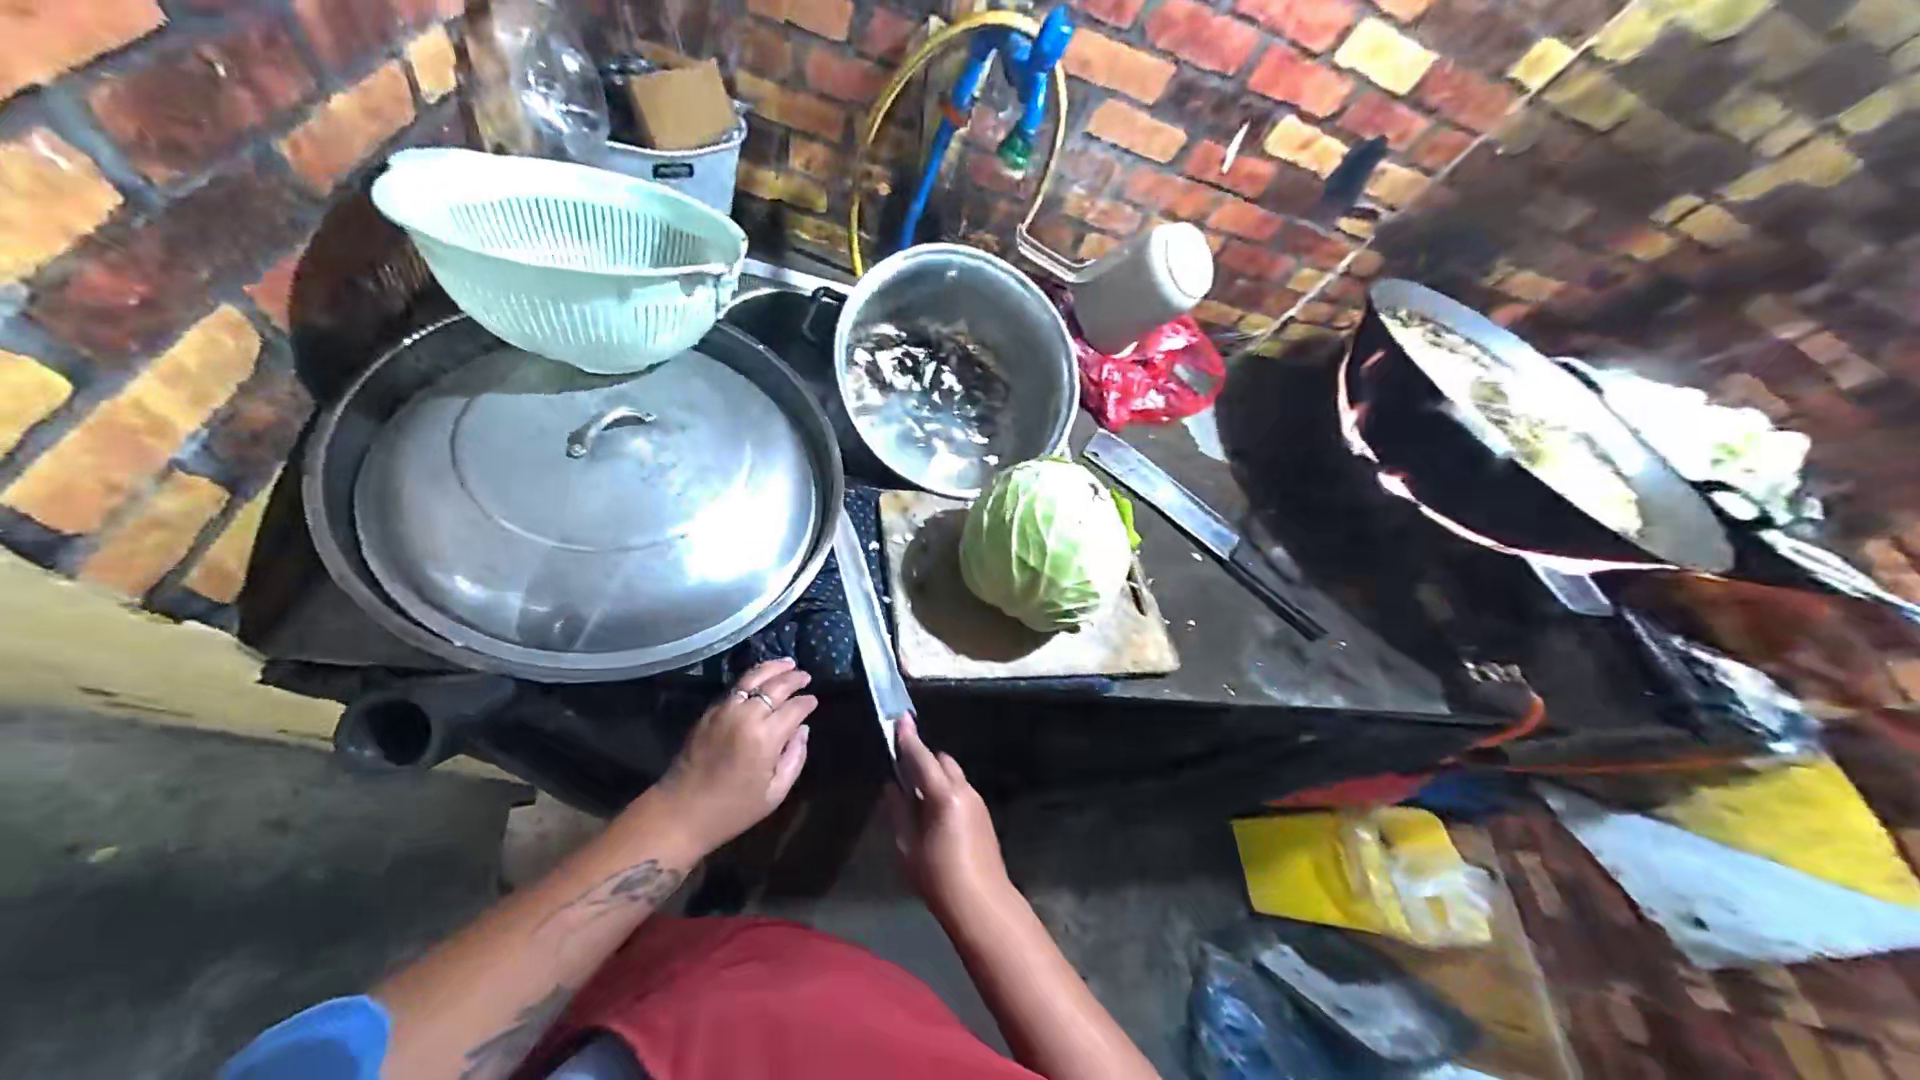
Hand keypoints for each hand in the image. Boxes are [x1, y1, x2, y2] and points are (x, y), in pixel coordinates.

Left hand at [651, 658, 815, 853]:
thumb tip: (803, 730)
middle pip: (775, 686)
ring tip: (787, 663)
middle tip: (805, 676)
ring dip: (772, 668)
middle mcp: (745, 716)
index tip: (814, 701)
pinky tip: (760, 679)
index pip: (794, 708)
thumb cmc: (733, 809)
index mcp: (765, 738)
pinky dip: (751, 678)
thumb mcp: (775, 793)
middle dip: (794, 678)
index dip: (807, 702)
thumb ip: (795, 758)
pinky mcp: (708, 713)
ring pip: (752, 678)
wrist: (680, 812)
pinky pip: (734, 688)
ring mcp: (724, 711)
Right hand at [889, 715, 1011, 916]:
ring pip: (953, 774)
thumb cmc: (939, 879)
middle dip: (923, 758)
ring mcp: (977, 802)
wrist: (983, 905)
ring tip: (914, 794)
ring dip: (935, 775)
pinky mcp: (983, 815)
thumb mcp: (907, 847)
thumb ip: (899, 811)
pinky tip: (933, 811)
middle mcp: (964, 791)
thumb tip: (893, 786)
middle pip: (942, 761)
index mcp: (944, 796)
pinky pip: (960, 789)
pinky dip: (945, 789)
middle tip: (901, 769)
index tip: (900, 719)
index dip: (909, 738)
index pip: (922, 758)